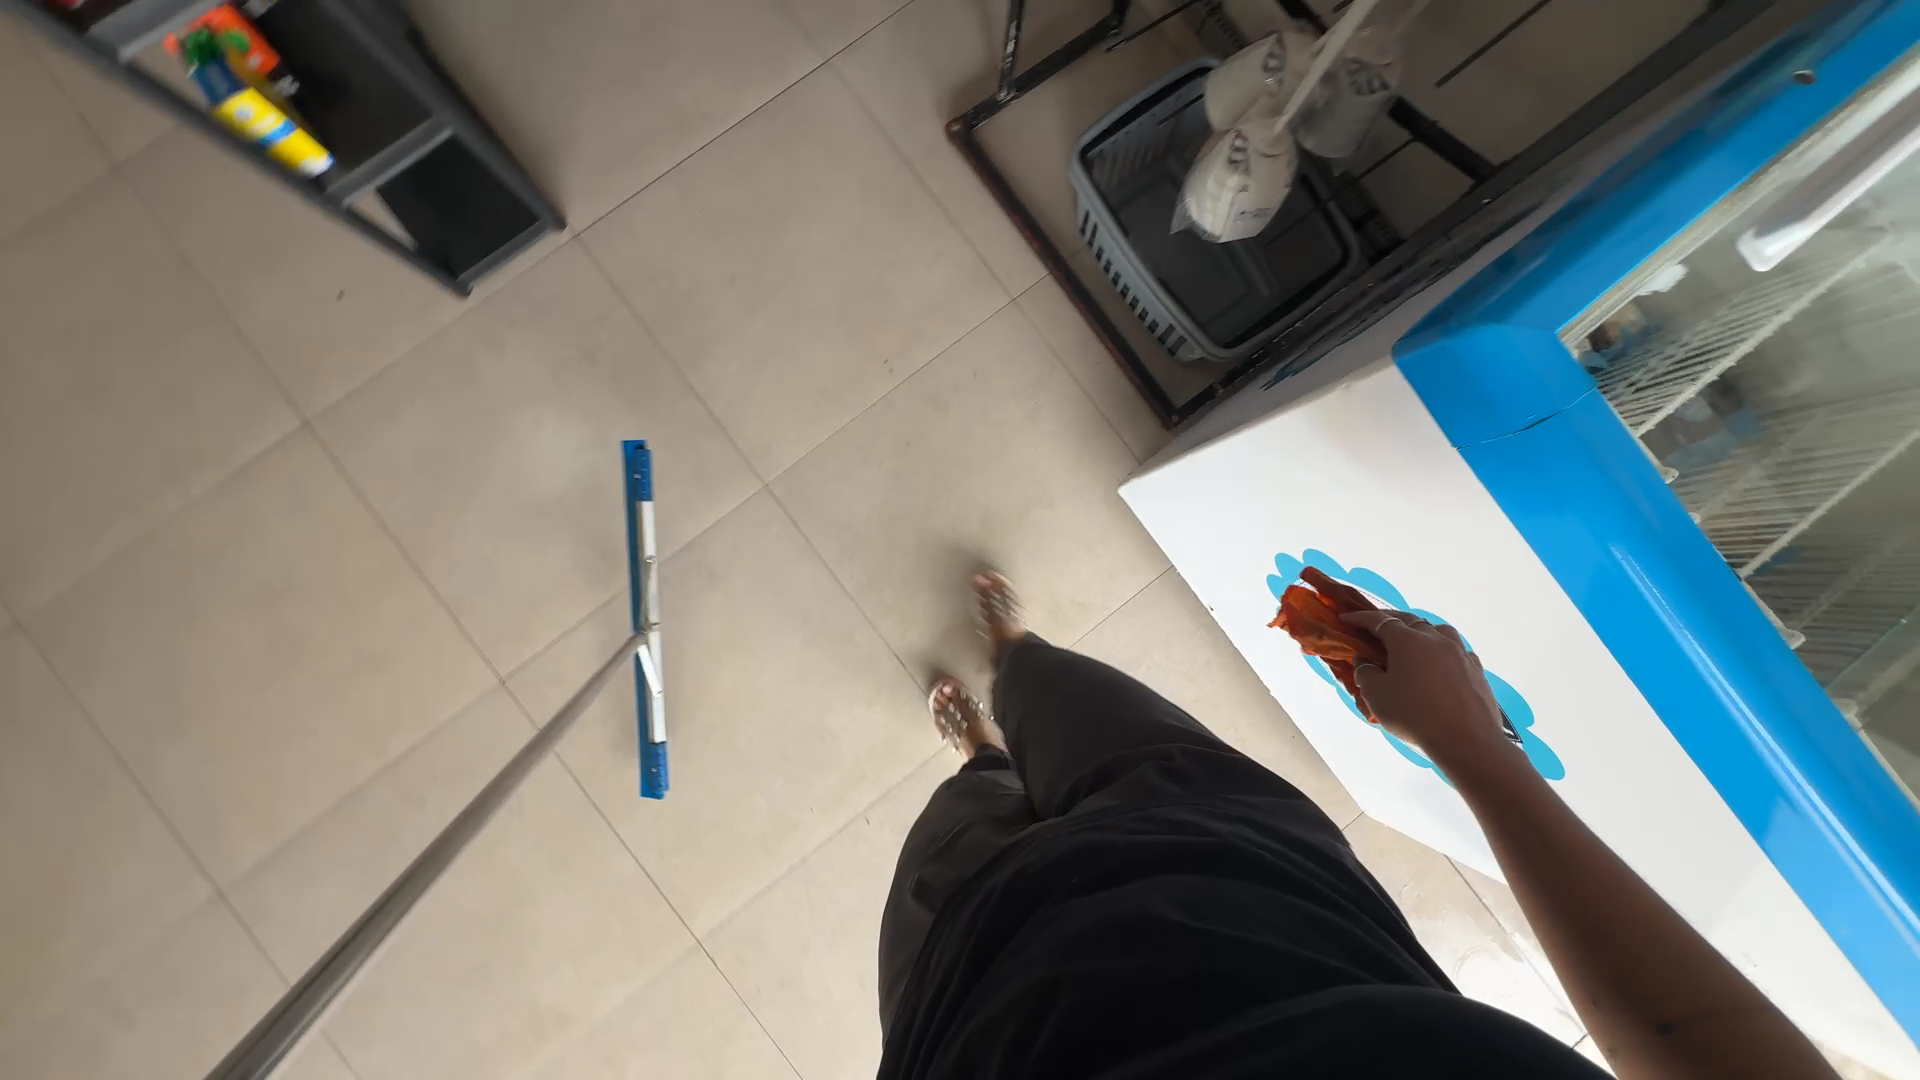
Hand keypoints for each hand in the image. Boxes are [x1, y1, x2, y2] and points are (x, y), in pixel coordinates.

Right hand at [1339, 610, 1515, 773]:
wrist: (1466, 741)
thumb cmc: (1413, 714)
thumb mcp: (1375, 695)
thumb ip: (1365, 672)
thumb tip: (1366, 661)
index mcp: (1407, 641)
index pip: (1379, 621)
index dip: (1360, 618)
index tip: (1346, 619)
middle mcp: (1434, 639)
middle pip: (1409, 620)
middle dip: (1389, 620)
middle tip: (1375, 627)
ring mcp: (1459, 653)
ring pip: (1438, 630)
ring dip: (1421, 630)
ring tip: (1413, 641)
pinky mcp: (1476, 669)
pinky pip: (1457, 649)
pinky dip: (1443, 649)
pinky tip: (1440, 662)